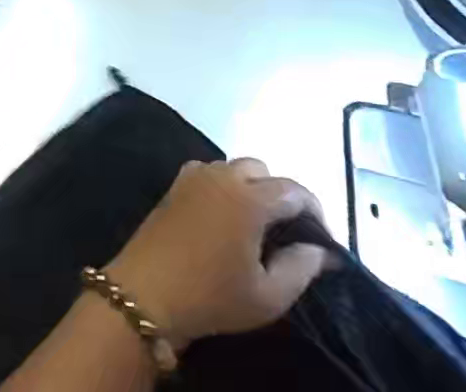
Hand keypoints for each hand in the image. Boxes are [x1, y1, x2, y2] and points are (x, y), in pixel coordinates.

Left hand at [104, 159, 328, 349]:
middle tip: (285, 232)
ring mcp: (197, 175)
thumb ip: (301, 268)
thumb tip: (320, 249)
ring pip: (236, 167)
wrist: (144, 295)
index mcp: (251, 198)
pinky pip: (210, 171)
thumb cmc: (211, 297)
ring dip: (251, 187)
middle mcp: (225, 175)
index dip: (315, 211)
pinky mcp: (176, 183)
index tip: (321, 239)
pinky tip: (222, 213)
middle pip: (265, 171)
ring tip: (254, 223)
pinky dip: (223, 184)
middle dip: (281, 196)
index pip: (295, 191)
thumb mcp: (267, 297)